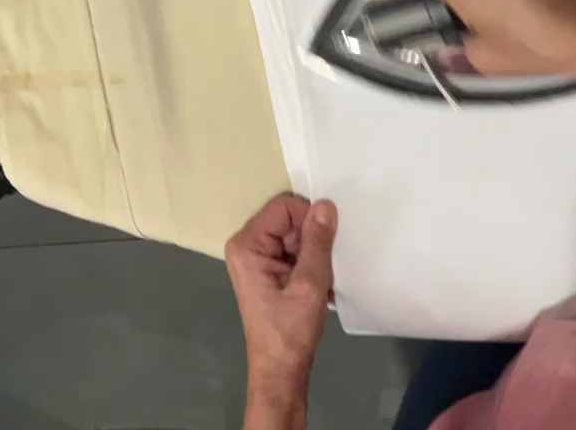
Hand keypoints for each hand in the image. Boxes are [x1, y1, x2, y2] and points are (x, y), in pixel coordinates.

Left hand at [224, 194, 336, 399]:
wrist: (281, 372)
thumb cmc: (290, 332)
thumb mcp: (309, 285)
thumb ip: (317, 243)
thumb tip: (326, 204)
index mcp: (247, 244)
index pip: (283, 207)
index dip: (309, 217)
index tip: (329, 240)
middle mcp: (246, 245)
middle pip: (287, 220)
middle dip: (312, 237)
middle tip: (327, 263)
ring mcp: (256, 257)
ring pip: (294, 235)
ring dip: (313, 252)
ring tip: (324, 276)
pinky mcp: (268, 270)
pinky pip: (293, 250)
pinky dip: (310, 262)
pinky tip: (320, 282)